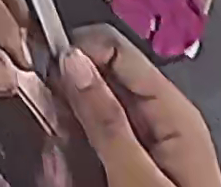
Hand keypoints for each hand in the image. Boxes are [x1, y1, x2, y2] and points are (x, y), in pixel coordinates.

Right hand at [56, 26, 220, 186]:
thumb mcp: (140, 184)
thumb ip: (105, 119)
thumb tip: (73, 59)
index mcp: (171, 110)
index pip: (114, 47)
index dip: (77, 52)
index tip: (48, 76)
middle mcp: (155, 117)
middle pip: (94, 79)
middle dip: (65, 106)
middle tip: (53, 139)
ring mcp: (139, 142)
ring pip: (83, 113)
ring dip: (63, 140)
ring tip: (61, 173)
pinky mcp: (125, 164)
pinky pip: (86, 143)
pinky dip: (69, 159)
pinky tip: (66, 177)